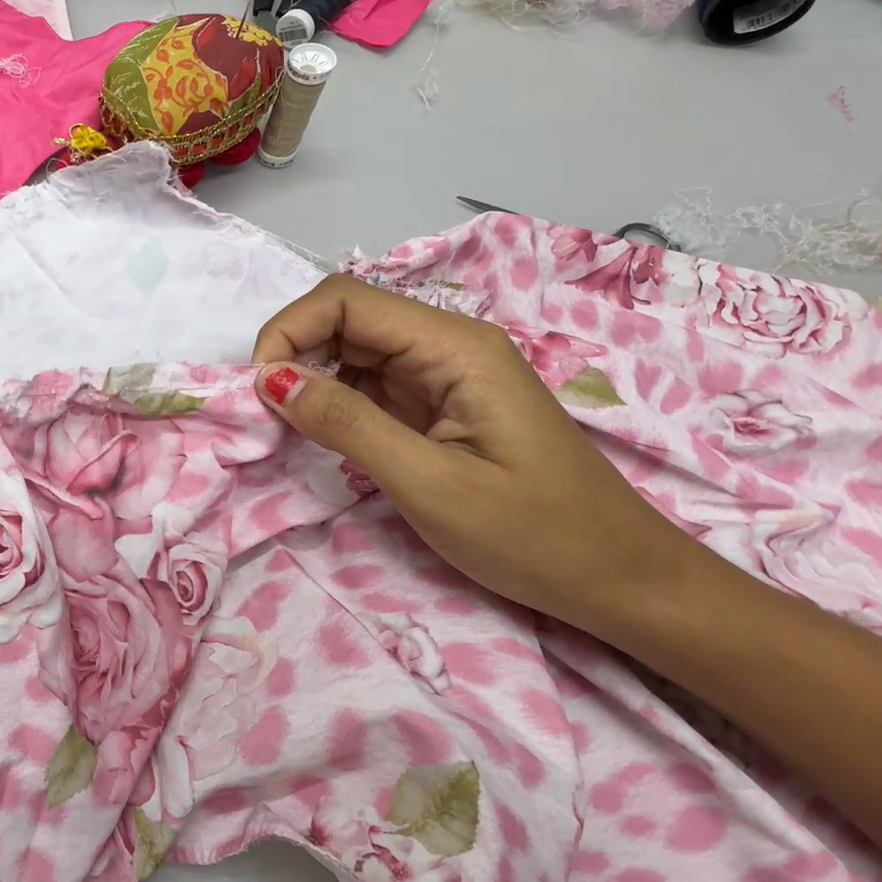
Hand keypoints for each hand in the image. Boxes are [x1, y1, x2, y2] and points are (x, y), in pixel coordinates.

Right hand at [251, 273, 704, 628]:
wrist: (621, 581)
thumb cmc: (533, 535)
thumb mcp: (428, 483)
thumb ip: (346, 423)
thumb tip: (268, 379)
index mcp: (456, 348)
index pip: (346, 300)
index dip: (289, 331)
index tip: (259, 391)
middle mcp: (449, 345)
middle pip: (346, 318)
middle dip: (293, 354)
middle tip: (267, 415)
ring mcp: (445, 375)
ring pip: (353, 350)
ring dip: (309, 378)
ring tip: (290, 429)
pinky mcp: (439, 404)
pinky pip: (370, 383)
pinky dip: (333, 401)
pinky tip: (324, 434)